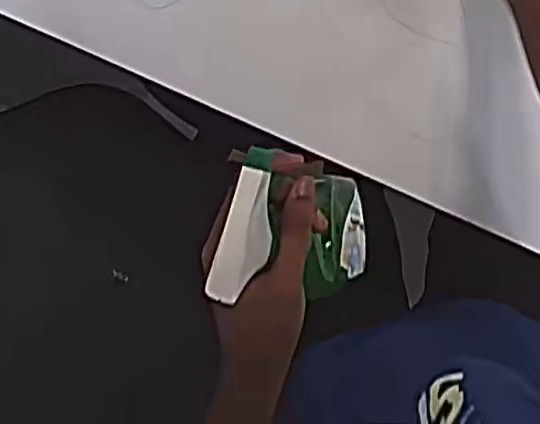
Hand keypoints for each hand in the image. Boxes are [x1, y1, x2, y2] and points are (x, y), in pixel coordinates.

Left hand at [201, 152, 326, 423]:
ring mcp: (237, 253)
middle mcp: (225, 246)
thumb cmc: (264, 337)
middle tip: (314, 191)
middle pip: (255, 196)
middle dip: (290, 190)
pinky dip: (292, 223)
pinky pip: (269, 226)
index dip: (271, 169)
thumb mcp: (286, 279)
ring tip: (316, 221)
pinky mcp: (250, 260)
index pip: (242, 189)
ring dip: (295, 208)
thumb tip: (302, 189)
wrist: (257, 374)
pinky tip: (309, 233)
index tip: (297, 164)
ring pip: (265, 210)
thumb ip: (295, 230)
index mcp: (223, 248)